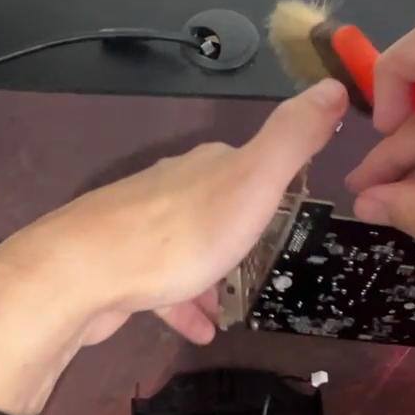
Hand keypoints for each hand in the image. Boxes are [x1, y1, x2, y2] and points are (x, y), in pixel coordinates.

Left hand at [0, 80, 348, 414]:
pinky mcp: (118, 266)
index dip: (276, 182)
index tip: (295, 207)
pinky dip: (184, 305)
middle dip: (243, 232)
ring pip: (188, 248)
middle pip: (218, 205)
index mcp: (207, 166)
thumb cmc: (178, 234)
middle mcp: (171, 187)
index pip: (250, 162)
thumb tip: (334, 84)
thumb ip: (292, 139)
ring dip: (213, 274)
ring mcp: (140, 226)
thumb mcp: (252, 183)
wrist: (81, 275)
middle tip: (268, 262)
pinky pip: (162, 285)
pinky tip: (200, 330)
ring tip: (234, 305)